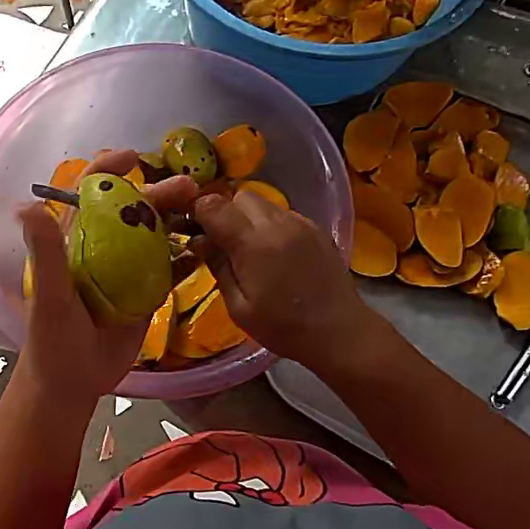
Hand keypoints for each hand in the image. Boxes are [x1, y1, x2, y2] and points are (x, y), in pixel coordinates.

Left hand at [17, 151, 196, 406]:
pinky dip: (187, 256)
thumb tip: (26, 205)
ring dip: (178, 220)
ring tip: (205, 211)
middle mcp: (103, 250)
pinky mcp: (145, 294)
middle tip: (189, 188)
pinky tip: (207, 248)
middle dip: (159, 194)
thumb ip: (44, 252)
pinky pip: (168, 268)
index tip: (133, 157)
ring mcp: (126, 272)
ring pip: (155, 235)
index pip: (89, 195)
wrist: (73, 382)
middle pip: (132, 211)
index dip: (108, 171)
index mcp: (76, 242)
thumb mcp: (49, 295)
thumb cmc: (52, 339)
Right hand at [192, 190, 384, 372]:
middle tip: (219, 241)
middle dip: (224, 212)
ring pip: (262, 202)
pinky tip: (272, 253)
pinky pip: (282, 214)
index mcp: (254, 244)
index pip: (214, 206)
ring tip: (246, 249)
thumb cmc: (283, 327)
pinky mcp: (316, 229)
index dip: (197, 212)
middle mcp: (278, 224)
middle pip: (239, 196)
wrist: (339, 332)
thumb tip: (199, 240)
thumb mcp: (239, 307)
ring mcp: (301, 223)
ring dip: (247, 218)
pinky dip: (269, 224)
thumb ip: (219, 267)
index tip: (191, 228)